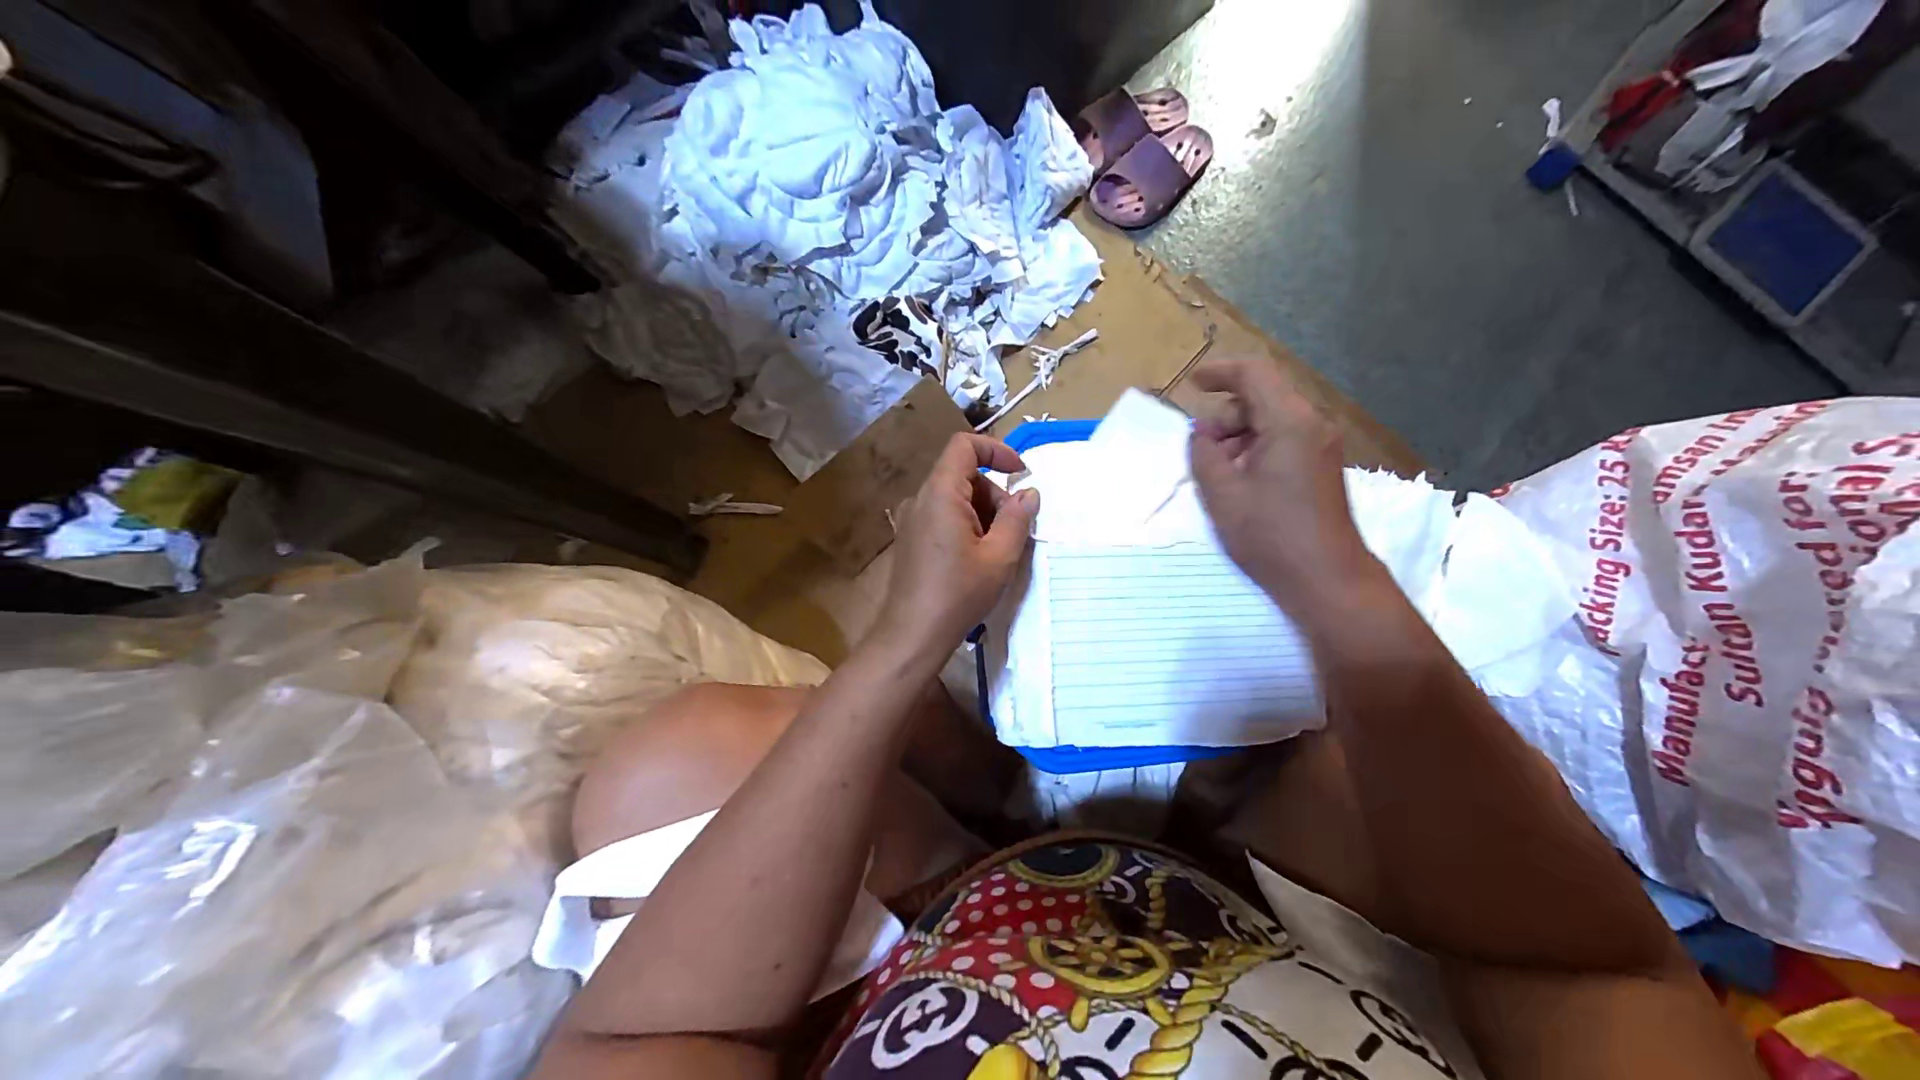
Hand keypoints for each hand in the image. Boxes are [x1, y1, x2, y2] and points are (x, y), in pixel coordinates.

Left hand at [872, 433, 1039, 664]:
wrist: (912, 634)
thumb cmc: (958, 593)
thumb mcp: (1000, 556)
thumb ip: (1017, 518)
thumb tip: (1028, 493)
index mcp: (940, 493)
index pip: (964, 446)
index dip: (996, 450)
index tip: (1021, 474)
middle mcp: (920, 498)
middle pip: (962, 474)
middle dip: (994, 493)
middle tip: (1012, 529)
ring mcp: (911, 519)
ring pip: (954, 497)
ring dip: (982, 512)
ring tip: (996, 550)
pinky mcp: (910, 539)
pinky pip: (942, 515)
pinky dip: (966, 524)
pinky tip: (976, 558)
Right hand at [1187, 353, 1388, 622]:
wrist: (1326, 578)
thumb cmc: (1270, 534)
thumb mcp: (1222, 493)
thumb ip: (1204, 454)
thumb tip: (1202, 434)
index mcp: (1290, 422)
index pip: (1254, 374)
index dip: (1220, 372)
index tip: (1193, 383)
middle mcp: (1313, 424)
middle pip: (1263, 397)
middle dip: (1226, 415)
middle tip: (1201, 449)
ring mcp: (1322, 445)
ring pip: (1272, 420)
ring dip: (1239, 434)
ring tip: (1218, 470)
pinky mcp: (1322, 466)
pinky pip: (1285, 439)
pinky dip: (1257, 448)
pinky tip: (1241, 480)